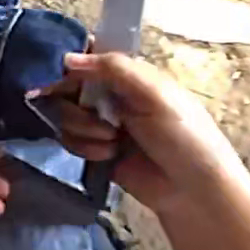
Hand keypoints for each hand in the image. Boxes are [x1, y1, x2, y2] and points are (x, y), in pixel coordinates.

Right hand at [35, 52, 243, 207]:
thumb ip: (114, 68)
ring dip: (84, 129)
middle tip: (97, 118)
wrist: (193, 192)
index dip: (67, 64)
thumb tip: (66, 58)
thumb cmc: (183, 135)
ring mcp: (99, 123)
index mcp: (127, 75)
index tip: (56, 76)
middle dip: (76, 105)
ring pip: (64, 115)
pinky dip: (85, 148)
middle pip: (66, 88)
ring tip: (113, 141)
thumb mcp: (155, 94)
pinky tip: (109, 156)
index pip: (85, 57)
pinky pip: (68, 140)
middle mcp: (109, 95)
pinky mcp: (93, 149)